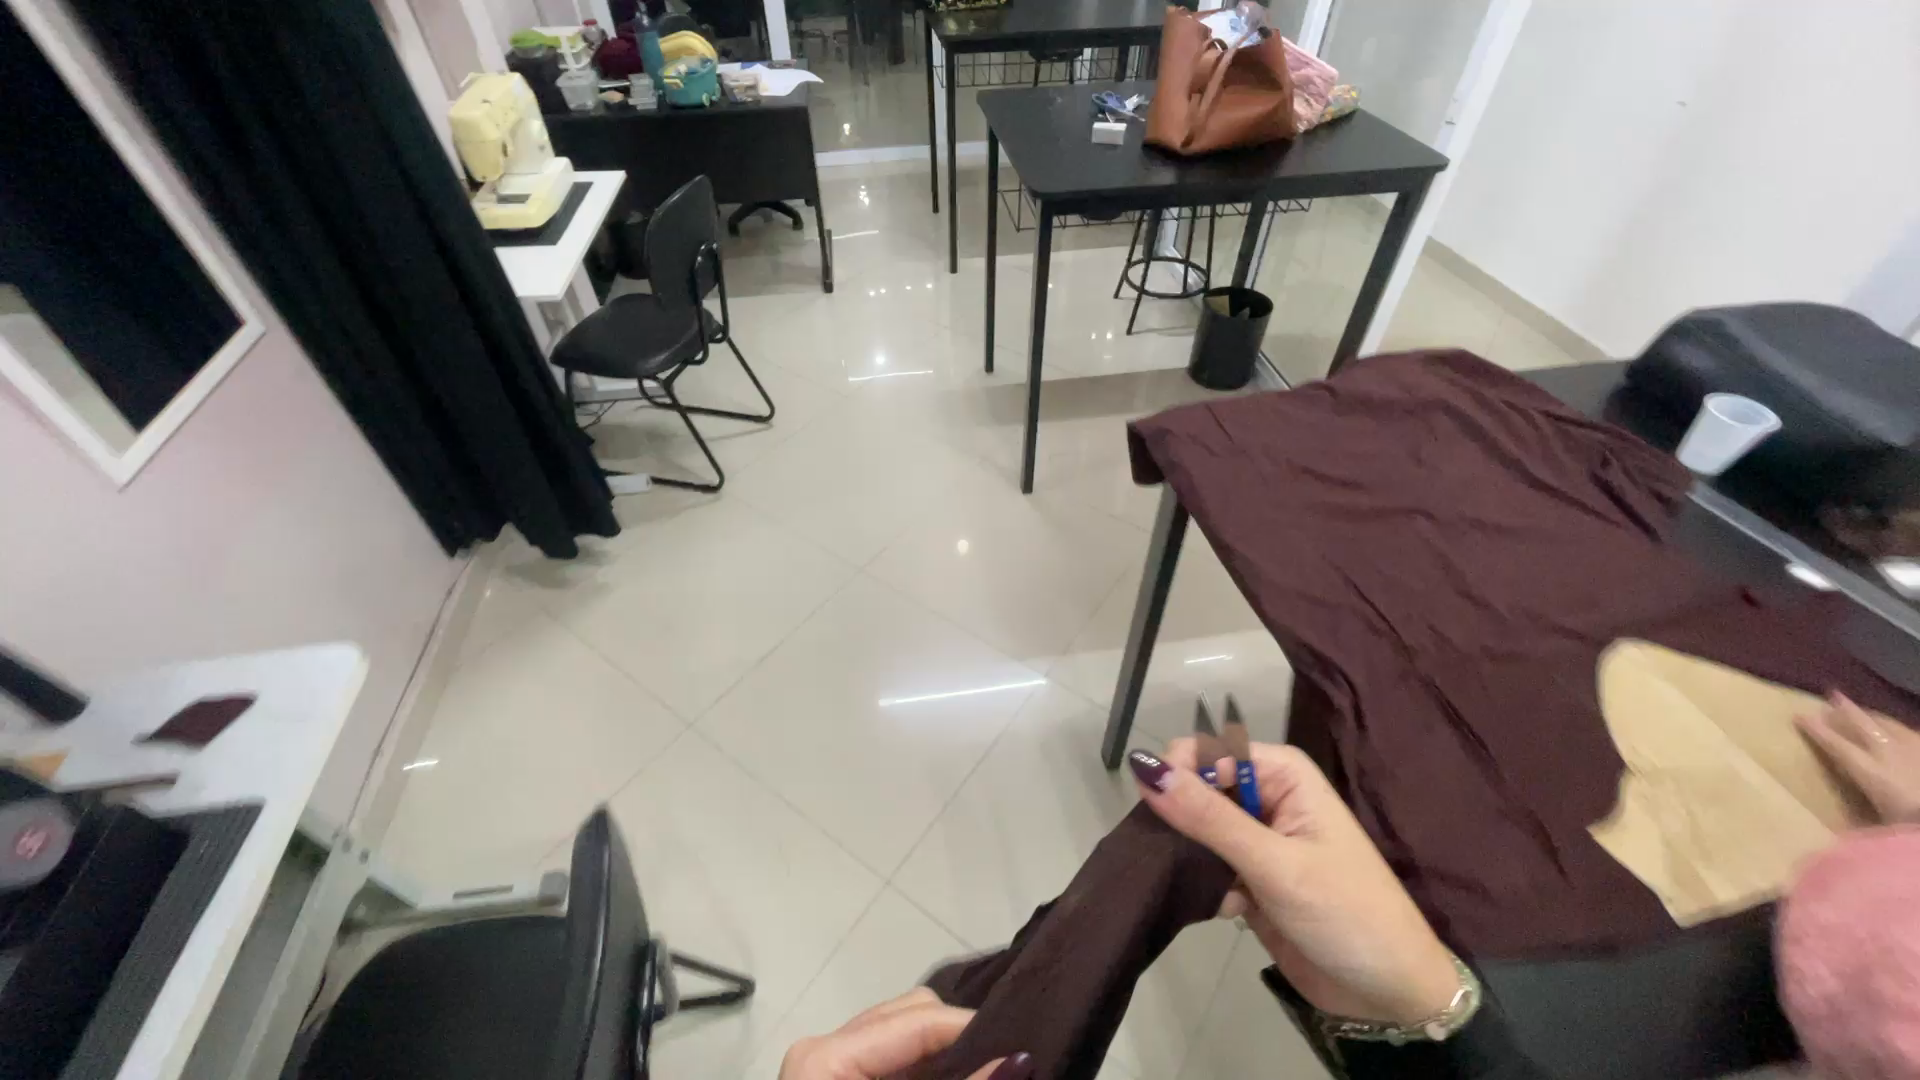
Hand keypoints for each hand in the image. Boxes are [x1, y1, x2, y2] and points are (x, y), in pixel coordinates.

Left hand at [778, 988, 1031, 1079]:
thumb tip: (1020, 1061)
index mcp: (825, 1059)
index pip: (917, 1018)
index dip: (972, 1027)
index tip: (1023, 1044)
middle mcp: (823, 1049)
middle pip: (911, 1014)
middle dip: (962, 1036)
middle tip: (1008, 1062)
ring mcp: (828, 1066)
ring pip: (905, 1033)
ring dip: (947, 1054)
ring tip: (988, 1072)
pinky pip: (893, 1061)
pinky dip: (928, 1072)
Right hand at [1128, 740, 1458, 1025]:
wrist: (1390, 996)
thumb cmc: (1346, 914)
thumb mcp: (1275, 864)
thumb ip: (1208, 817)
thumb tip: (1143, 766)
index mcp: (1281, 774)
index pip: (1206, 751)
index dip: (1177, 775)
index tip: (1161, 815)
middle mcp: (1266, 796)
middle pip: (1197, 788)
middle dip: (1182, 822)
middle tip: (1182, 858)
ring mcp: (1256, 839)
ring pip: (1195, 829)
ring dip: (1193, 858)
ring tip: (1208, 886)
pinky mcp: (1248, 876)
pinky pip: (1205, 865)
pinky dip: (1207, 886)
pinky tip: (1230, 911)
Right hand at [1797, 692, 1919, 824]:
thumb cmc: (1913, 823)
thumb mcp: (1883, 825)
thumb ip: (1860, 821)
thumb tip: (1834, 826)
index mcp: (1870, 771)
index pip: (1836, 745)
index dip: (1817, 730)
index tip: (1798, 715)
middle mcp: (1891, 755)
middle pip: (1866, 727)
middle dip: (1848, 711)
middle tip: (1834, 695)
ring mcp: (1918, 753)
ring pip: (1894, 728)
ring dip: (1877, 718)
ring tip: (1868, 712)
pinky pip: (1916, 737)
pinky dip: (1906, 732)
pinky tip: (1905, 733)